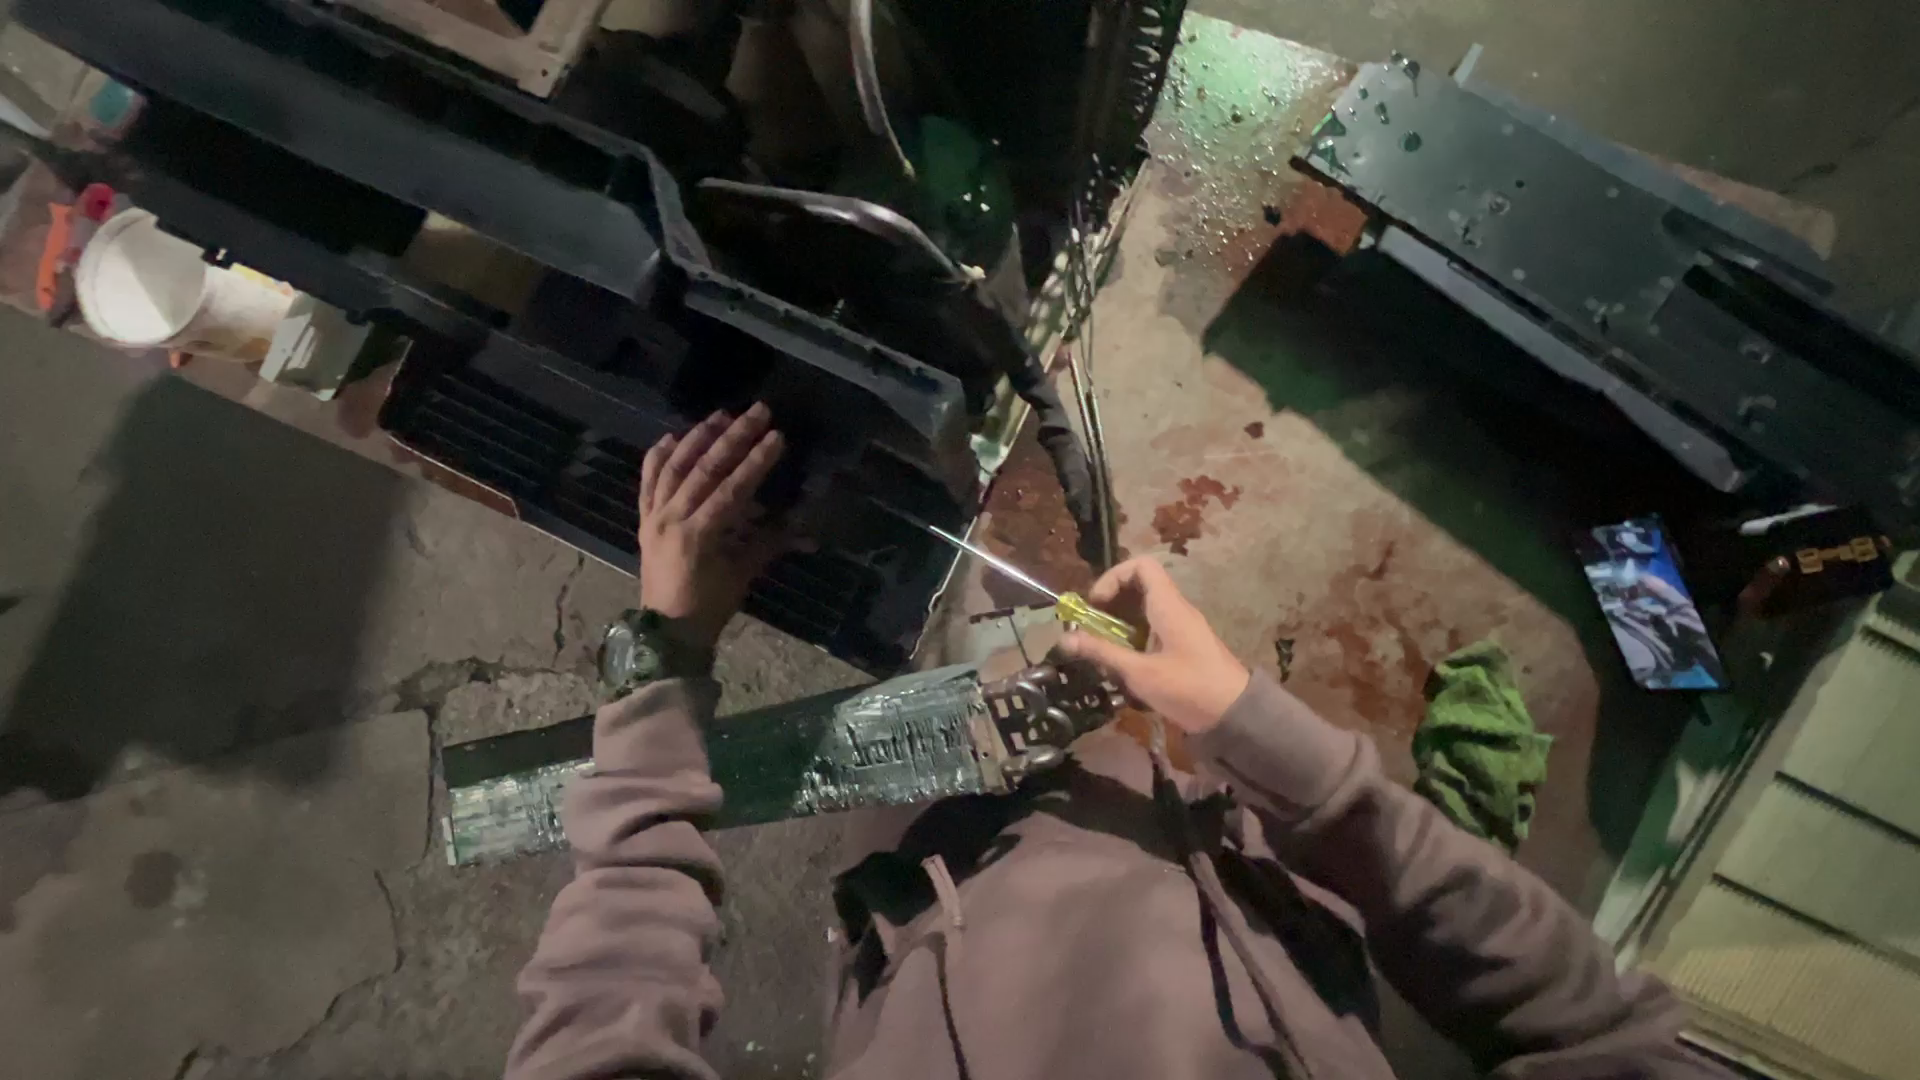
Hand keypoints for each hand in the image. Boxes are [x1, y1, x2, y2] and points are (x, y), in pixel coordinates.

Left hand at [638, 404, 786, 650]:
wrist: (666, 630)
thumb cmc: (710, 605)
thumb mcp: (743, 574)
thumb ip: (772, 544)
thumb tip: (810, 531)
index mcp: (700, 534)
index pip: (733, 488)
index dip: (757, 461)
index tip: (776, 436)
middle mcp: (672, 518)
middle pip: (705, 469)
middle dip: (734, 437)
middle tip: (757, 412)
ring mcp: (654, 516)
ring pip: (675, 467)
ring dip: (699, 437)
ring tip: (721, 415)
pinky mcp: (644, 518)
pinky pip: (649, 481)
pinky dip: (659, 456)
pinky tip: (674, 436)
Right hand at [1056, 557, 1248, 734]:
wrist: (1235, 715)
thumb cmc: (1189, 688)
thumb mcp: (1140, 672)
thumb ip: (1102, 652)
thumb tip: (1065, 639)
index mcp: (1168, 605)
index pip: (1141, 566)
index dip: (1114, 577)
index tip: (1096, 603)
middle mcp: (1175, 609)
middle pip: (1139, 586)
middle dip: (1110, 602)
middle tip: (1091, 626)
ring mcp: (1181, 627)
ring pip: (1144, 608)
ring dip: (1119, 621)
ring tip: (1101, 645)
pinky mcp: (1183, 645)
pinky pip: (1153, 627)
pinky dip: (1133, 635)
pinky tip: (1122, 660)